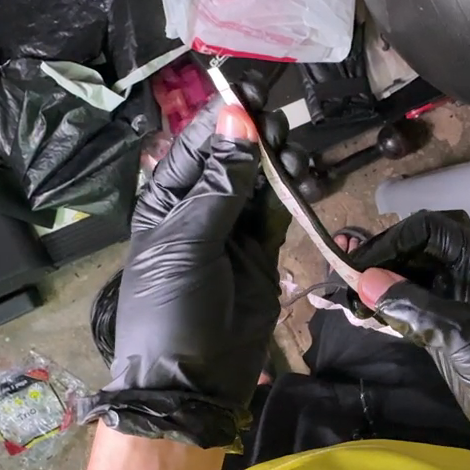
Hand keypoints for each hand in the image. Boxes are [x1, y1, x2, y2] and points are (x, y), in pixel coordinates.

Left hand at [90, 103, 286, 447]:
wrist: (193, 378)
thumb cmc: (173, 307)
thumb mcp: (189, 240)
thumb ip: (221, 184)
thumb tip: (238, 119)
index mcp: (167, 200)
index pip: (196, 144)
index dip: (222, 117)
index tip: (252, 91)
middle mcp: (200, 208)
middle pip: (231, 158)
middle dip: (253, 136)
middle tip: (280, 123)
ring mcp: (233, 231)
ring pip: (259, 183)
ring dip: (276, 163)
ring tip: (294, 151)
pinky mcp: (262, 253)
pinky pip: (278, 213)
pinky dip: (290, 194)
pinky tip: (302, 176)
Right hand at [350, 211, 469, 469]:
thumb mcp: (463, 338)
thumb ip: (415, 306)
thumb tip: (365, 279)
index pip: (430, 231)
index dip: (392, 242)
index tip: (358, 266)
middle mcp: (469, 278)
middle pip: (417, 252)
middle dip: (379, 260)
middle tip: (340, 276)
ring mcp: (456, 307)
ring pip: (410, 282)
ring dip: (377, 286)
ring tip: (342, 297)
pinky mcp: (445, 335)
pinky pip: (410, 312)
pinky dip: (385, 311)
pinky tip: (360, 314)